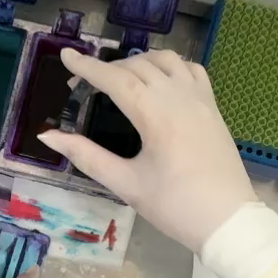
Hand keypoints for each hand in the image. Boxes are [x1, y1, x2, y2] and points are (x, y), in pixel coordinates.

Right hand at [39, 48, 255, 251]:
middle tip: (84, 84)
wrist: (228, 222)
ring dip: (139, 61)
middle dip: (108, 67)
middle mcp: (179, 97)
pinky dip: (170, 66)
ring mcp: (201, 99)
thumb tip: (48, 136)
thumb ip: (86, 156)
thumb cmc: (174, 206)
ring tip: (120, 78)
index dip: (87, 67)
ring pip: (166, 60)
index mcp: (156, 115)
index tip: (65, 55)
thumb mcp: (126, 184)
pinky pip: (191, 70)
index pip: (115, 79)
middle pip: (138, 65)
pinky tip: (160, 81)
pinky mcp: (214, 108)